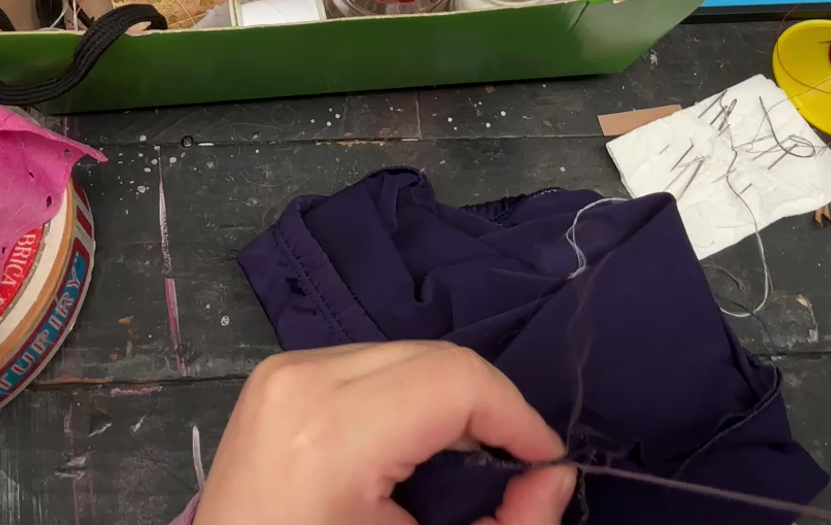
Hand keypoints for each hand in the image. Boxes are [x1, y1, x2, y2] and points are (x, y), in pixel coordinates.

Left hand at [194, 341, 576, 524]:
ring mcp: (283, 368)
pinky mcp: (277, 372)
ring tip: (457, 465)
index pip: (454, 378)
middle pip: (432, 357)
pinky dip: (404, 396)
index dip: (515, 414)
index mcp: (330, 432)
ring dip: (444, 401)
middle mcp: (303, 376)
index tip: (545, 461)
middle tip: (509, 469)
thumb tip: (552, 476)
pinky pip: (368, 362)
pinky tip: (406, 447)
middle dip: (484, 409)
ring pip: (403, 353)